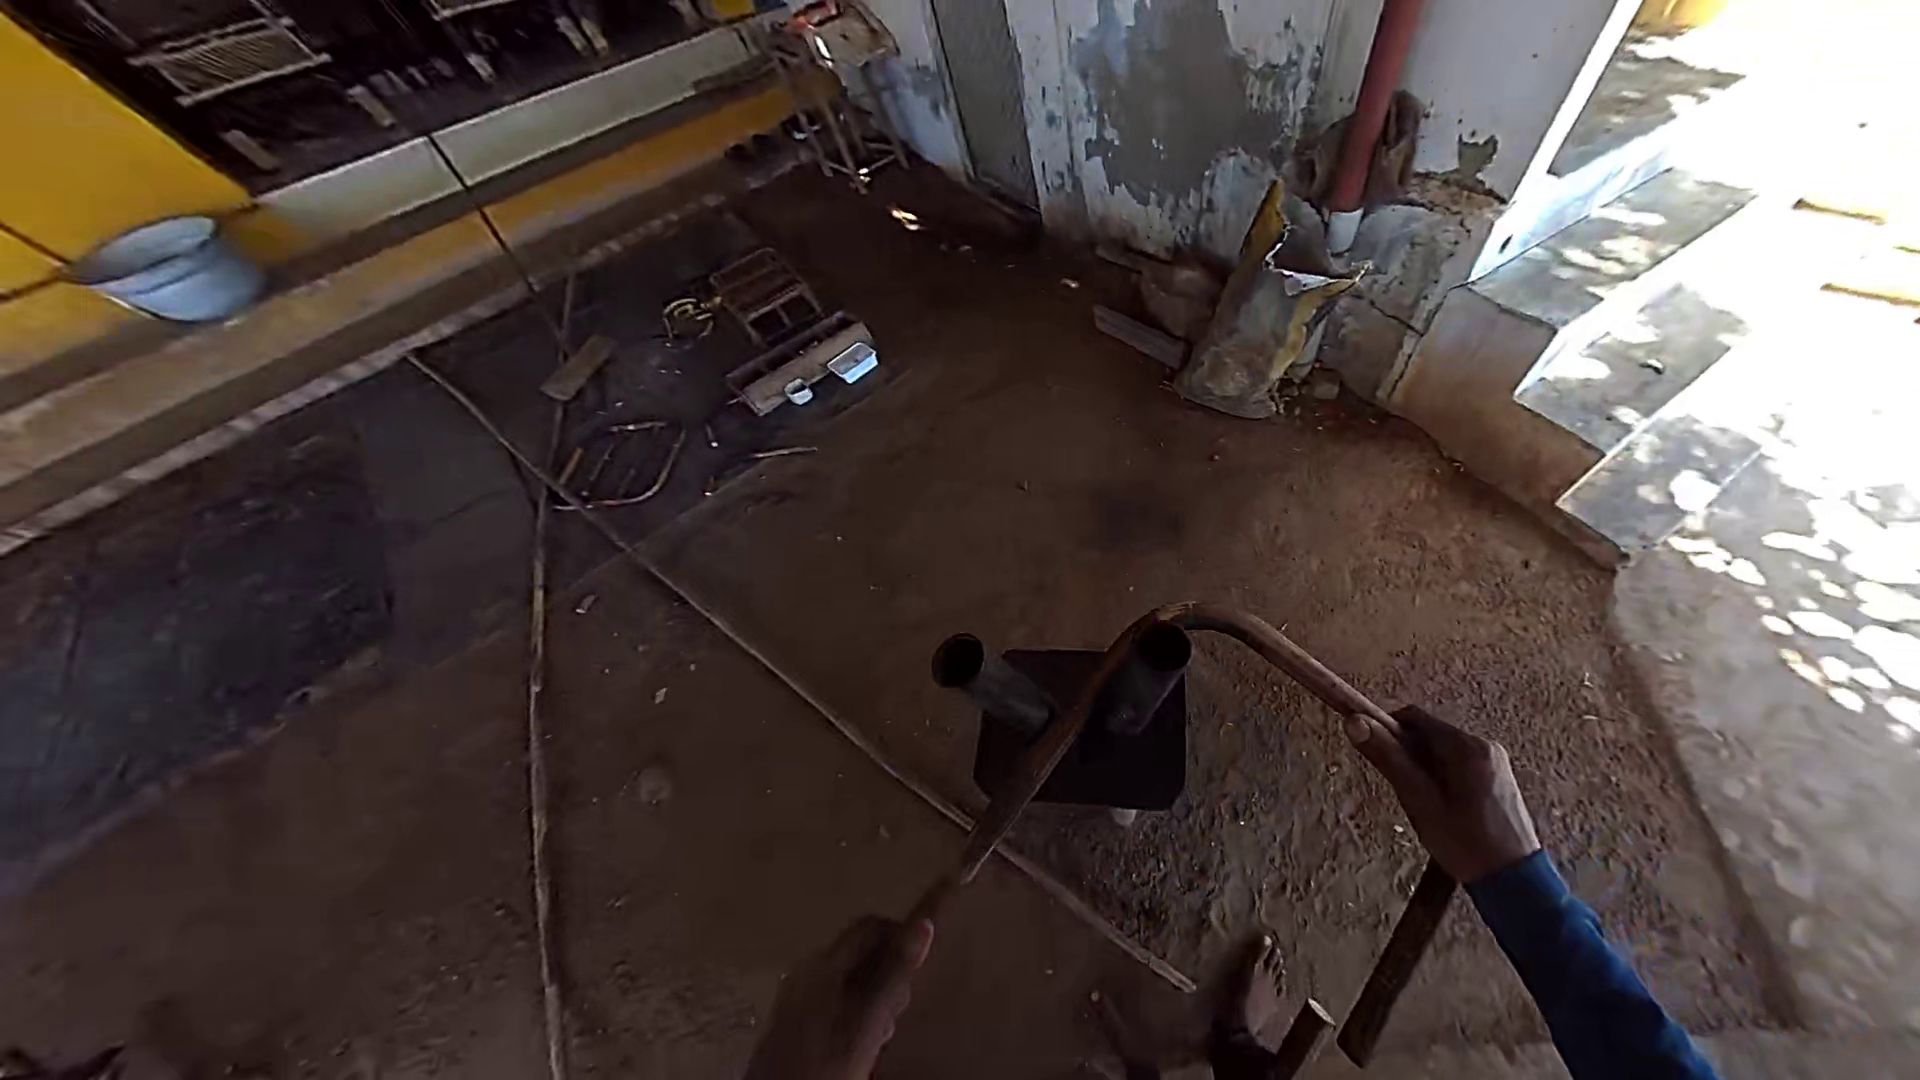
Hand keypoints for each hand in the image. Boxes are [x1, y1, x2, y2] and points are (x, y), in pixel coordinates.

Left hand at [744, 916, 934, 1079]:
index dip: (899, 936)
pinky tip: (860, 1048)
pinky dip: (855, 1017)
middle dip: (888, 972)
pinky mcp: (791, 1031)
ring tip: (884, 1032)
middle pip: (858, 953)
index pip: (870, 926)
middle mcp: (807, 973)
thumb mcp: (867, 1023)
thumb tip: (925, 925)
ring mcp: (796, 1002)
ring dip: (873, 998)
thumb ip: (894, 973)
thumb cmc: (824, 1070)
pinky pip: (833, 1006)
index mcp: (823, 963)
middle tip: (901, 1008)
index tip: (920, 967)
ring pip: (847, 982)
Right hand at [1344, 705, 1540, 882]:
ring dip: (1420, 764)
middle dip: (1405, 751)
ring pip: (1439, 749)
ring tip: (1420, 798)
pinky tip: (1439, 802)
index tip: (1372, 748)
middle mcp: (1485, 746)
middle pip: (1427, 732)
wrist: (1515, 885)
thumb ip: (1387, 756)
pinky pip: (1455, 762)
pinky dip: (1438, 774)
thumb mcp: (1417, 797)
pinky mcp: (1497, 778)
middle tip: (1399, 782)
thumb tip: (1353, 722)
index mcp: (1467, 747)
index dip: (1384, 727)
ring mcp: (1495, 763)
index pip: (1412, 717)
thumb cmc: (1464, 841)